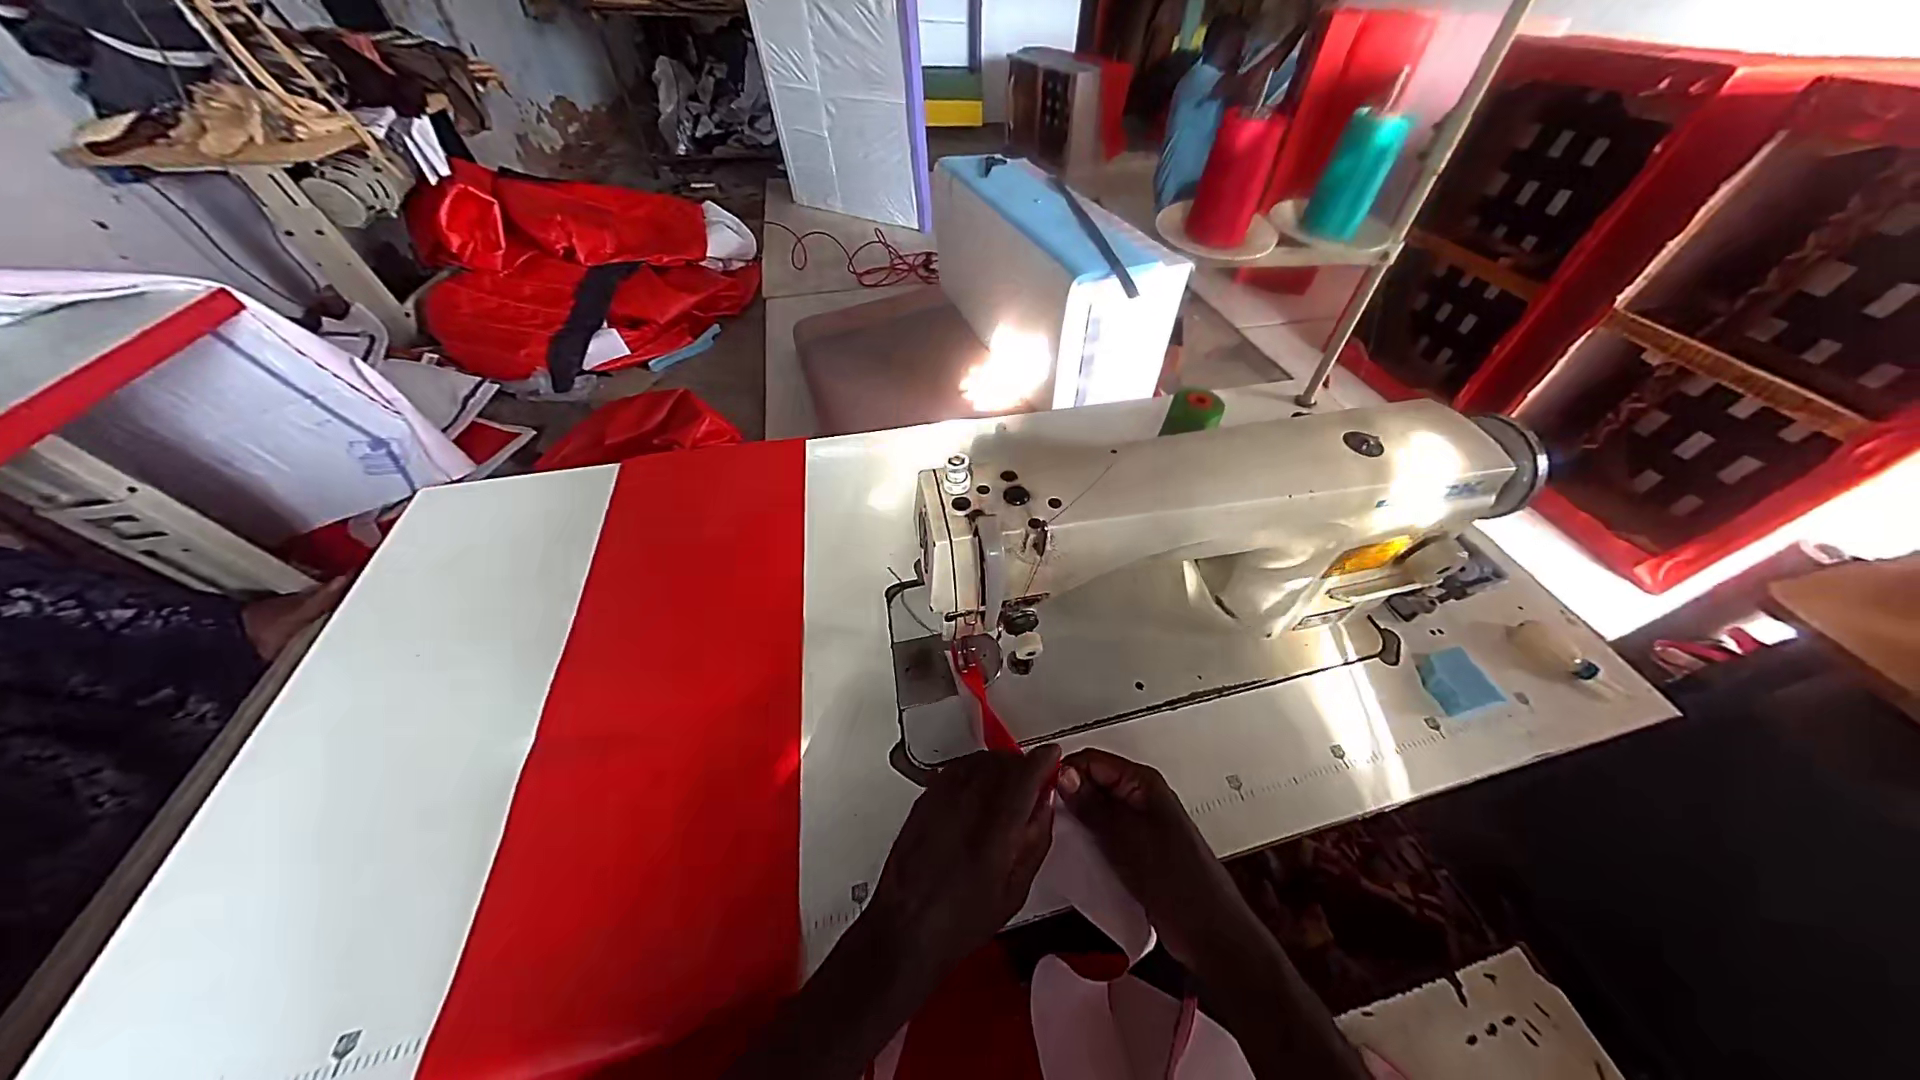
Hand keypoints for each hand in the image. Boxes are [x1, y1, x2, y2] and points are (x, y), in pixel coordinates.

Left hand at [864, 746, 1060, 980]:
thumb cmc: (958, 918)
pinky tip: (978, 789)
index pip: (1026, 773)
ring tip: (1007, 786)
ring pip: (979, 759)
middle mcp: (967, 804)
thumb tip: (1044, 805)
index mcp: (996, 827)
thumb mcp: (1015, 889)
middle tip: (1034, 779)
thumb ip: (1035, 839)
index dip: (1044, 760)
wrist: (907, 927)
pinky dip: (974, 770)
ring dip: (998, 765)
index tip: (1052, 758)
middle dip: (1023, 765)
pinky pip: (956, 768)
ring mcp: (942, 797)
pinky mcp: (925, 798)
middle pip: (1003, 761)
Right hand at [1062, 750, 1370, 1079]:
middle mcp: (1141, 797)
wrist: (1209, 933)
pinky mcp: (1136, 848)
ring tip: (1055, 832)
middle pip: (1093, 782)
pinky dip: (1087, 839)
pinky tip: (1074, 852)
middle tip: (1043, 813)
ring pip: (1096, 809)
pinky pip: (1103, 833)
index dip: (1065, 771)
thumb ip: (1091, 805)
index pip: (1092, 760)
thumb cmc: (1179, 882)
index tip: (1040, 789)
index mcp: (1143, 783)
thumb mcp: (1125, 838)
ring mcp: (1138, 824)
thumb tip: (1063, 776)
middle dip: (1068, 794)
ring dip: (1077, 819)